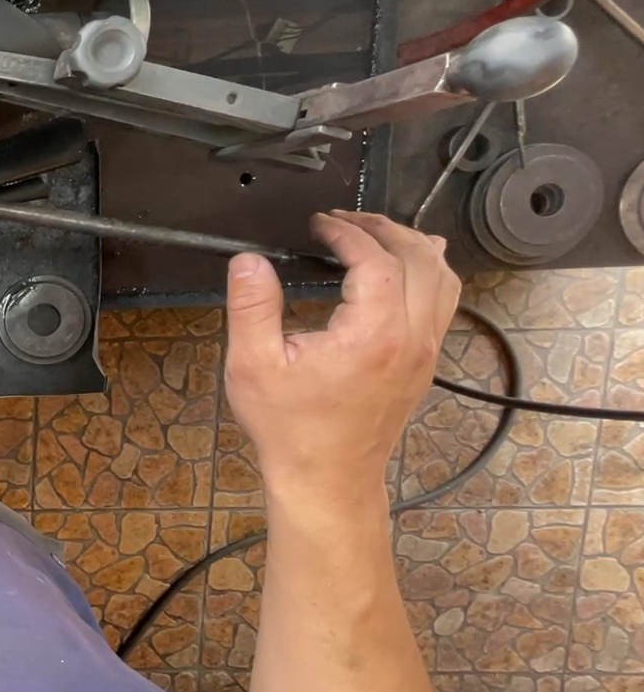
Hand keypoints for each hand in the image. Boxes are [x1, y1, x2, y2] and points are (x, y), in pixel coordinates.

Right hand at [225, 211, 459, 499]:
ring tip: (374, 234)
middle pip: (423, 260)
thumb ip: (251, 307)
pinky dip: (424, 272)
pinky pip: (442, 302)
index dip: (348, 233)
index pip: (376, 261)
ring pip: (444, 279)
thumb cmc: (286, 422)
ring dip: (412, 247)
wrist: (325, 472)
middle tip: (344, 220)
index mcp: (373, 332)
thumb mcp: (251, 363)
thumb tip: (247, 262)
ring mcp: (424, 350)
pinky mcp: (422, 361)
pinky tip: (398, 272)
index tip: (318, 224)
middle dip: (385, 230)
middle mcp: (412, 336)